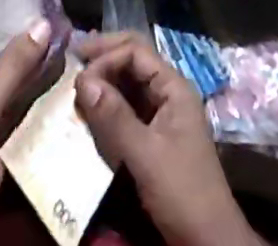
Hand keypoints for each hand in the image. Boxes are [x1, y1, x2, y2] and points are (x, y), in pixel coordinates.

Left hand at [0, 18, 55, 245]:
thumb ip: (13, 65)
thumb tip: (45, 22)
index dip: (4, 11)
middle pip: (0, 56)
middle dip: (28, 41)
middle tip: (65, 15)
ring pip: (15, 83)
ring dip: (40, 69)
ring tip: (75, 39)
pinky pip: (24, 110)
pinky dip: (44, 98)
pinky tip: (70, 78)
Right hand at [74, 33, 261, 245]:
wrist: (208, 242)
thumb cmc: (182, 193)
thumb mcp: (146, 155)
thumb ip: (114, 116)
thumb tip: (82, 79)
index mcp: (174, 88)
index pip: (135, 51)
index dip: (106, 56)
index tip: (79, 77)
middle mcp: (167, 94)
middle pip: (131, 61)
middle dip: (101, 59)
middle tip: (69, 63)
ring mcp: (160, 114)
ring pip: (126, 84)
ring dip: (100, 82)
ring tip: (72, 87)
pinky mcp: (151, 136)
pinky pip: (124, 108)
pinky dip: (104, 106)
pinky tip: (85, 112)